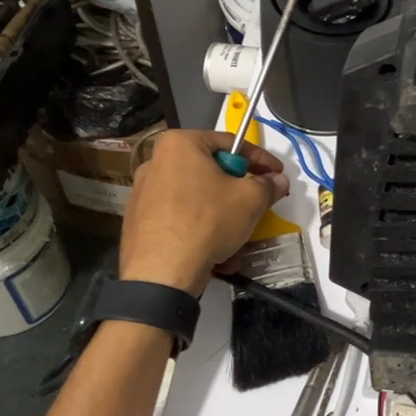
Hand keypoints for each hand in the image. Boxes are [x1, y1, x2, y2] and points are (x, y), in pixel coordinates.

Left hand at [119, 131, 289, 296]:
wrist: (161, 272)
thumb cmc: (208, 221)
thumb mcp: (251, 199)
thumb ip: (269, 184)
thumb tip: (278, 180)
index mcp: (180, 144)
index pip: (230, 142)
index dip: (260, 159)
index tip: (277, 173)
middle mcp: (156, 162)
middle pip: (210, 170)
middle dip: (237, 187)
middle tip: (257, 201)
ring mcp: (142, 193)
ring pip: (195, 196)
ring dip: (221, 211)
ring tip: (239, 232)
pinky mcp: (137, 222)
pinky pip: (179, 216)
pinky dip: (200, 227)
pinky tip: (216, 250)